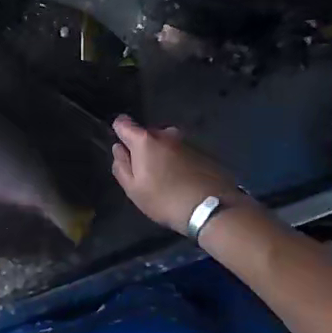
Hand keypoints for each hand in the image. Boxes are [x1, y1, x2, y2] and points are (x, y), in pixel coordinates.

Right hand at [110, 115, 243, 233]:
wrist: (213, 209)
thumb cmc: (165, 199)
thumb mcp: (133, 189)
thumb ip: (121, 165)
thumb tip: (119, 148)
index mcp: (144, 141)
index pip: (123, 123)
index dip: (118, 132)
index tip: (121, 147)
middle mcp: (166, 134)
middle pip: (147, 134)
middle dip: (143, 147)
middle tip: (144, 171)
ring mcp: (188, 142)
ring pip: (167, 143)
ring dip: (163, 154)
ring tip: (165, 178)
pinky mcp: (205, 153)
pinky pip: (183, 153)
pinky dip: (179, 161)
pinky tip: (183, 181)